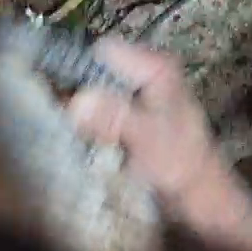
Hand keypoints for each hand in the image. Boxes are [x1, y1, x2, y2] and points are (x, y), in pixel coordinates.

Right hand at [70, 40, 251, 247]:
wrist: (201, 199)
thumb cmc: (181, 164)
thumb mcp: (147, 137)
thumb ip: (114, 116)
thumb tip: (75, 102)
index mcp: (154, 66)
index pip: (102, 51)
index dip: (74, 64)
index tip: (50, 85)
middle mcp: (143, 72)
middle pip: (95, 67)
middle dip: (72, 85)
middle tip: (50, 106)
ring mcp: (136, 93)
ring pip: (92, 87)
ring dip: (76, 104)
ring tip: (57, 120)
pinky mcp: (128, 113)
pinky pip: (97, 106)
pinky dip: (84, 117)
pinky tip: (72, 131)